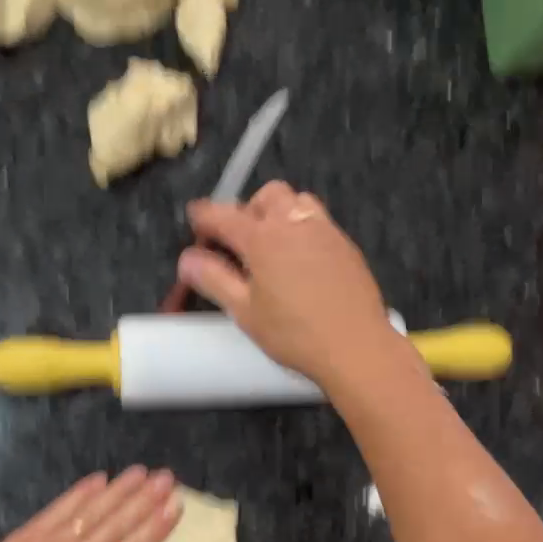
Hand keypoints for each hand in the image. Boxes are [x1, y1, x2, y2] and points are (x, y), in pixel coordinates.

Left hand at [0, 467, 182, 541]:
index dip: (157, 526)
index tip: (175, 505)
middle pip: (121, 522)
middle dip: (146, 499)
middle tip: (167, 477)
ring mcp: (58, 541)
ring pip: (96, 510)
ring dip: (120, 489)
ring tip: (141, 472)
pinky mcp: (33, 533)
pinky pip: (62, 507)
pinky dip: (81, 492)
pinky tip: (97, 479)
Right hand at [178, 181, 414, 385]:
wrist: (355, 346)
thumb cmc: (293, 333)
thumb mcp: (245, 312)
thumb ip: (214, 280)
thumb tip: (187, 259)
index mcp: (262, 238)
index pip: (224, 215)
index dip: (204, 217)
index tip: (195, 221)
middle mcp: (294, 223)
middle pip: (266, 196)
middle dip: (247, 209)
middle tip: (237, 241)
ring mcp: (324, 231)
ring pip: (297, 201)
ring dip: (278, 213)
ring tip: (271, 246)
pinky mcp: (345, 245)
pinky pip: (318, 221)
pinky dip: (301, 229)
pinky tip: (300, 262)